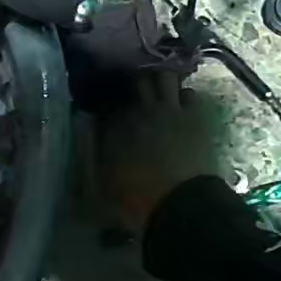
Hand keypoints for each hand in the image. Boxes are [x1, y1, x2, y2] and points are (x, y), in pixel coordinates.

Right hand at [97, 70, 217, 231]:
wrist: (180, 203)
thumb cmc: (138, 201)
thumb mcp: (103, 185)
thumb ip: (92, 157)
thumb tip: (86, 133)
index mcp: (112, 126)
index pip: (108, 103)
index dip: (109, 104)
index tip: (110, 109)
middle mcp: (138, 110)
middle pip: (136, 80)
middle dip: (136, 82)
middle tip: (137, 92)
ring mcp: (168, 109)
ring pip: (164, 77)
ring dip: (161, 82)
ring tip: (161, 91)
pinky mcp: (194, 116)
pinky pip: (189, 93)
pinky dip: (184, 97)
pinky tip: (183, 106)